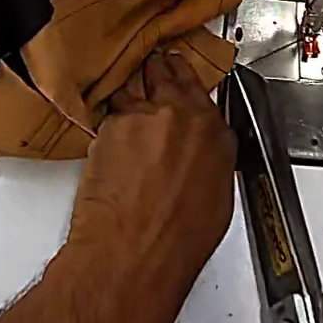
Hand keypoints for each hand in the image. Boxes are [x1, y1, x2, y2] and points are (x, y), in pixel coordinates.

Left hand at [64, 51, 236, 297]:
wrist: (133, 255)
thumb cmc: (176, 241)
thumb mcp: (216, 198)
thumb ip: (210, 159)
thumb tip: (200, 155)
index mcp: (215, 133)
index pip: (201, 87)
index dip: (185, 78)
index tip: (179, 72)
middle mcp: (183, 115)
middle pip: (168, 72)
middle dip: (158, 69)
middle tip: (151, 67)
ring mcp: (146, 115)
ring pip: (134, 84)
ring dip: (129, 89)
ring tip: (124, 100)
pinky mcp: (113, 124)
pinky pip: (109, 111)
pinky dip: (107, 120)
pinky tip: (106, 135)